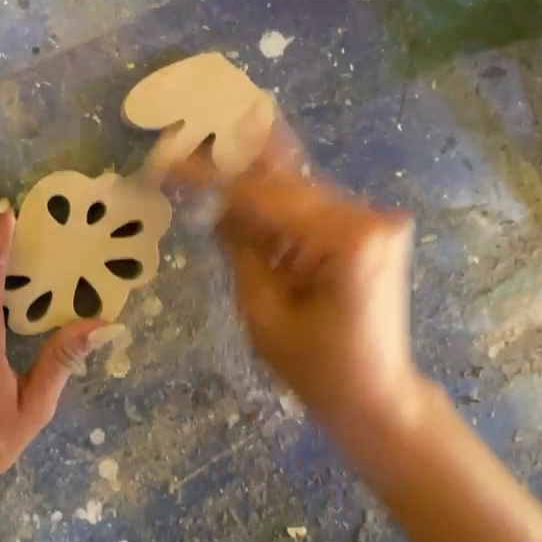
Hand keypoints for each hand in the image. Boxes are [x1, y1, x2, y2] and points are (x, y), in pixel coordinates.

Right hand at [168, 124, 428, 431]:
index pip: (263, 194)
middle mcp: (368, 216)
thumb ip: (240, 248)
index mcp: (347, 239)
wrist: (376, 396)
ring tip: (198, 160)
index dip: (209, 176)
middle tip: (179, 146)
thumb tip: (217, 204)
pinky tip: (238, 177)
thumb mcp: (261, 311)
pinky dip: (272, 201)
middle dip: (230, 164)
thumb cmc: (316, 367)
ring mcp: (373, 220)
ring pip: (295, 189)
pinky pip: (309, 206)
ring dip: (249, 180)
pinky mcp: (368, 229)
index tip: (165, 164)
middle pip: (283, 181)